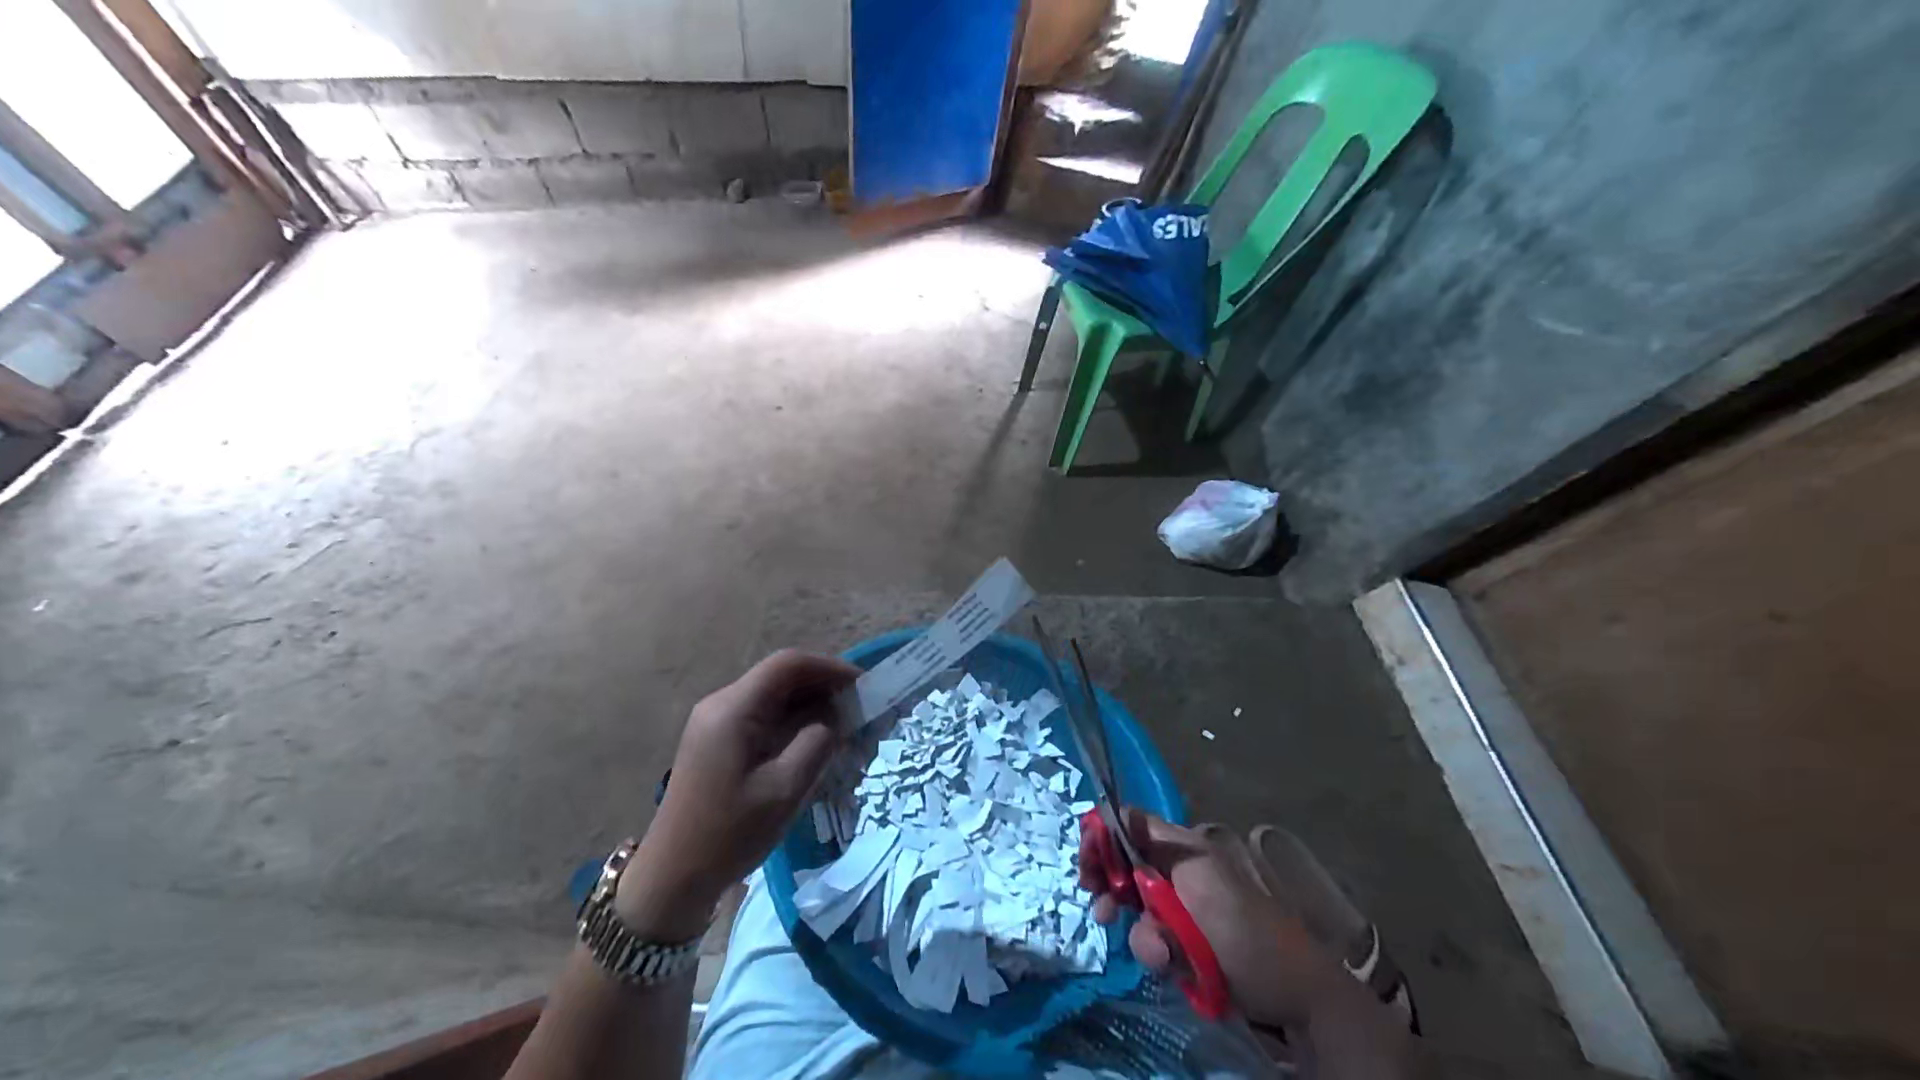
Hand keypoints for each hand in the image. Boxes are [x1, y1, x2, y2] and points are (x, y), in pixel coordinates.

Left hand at [617, 649, 859, 939]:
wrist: (673, 876)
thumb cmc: (730, 833)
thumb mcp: (785, 789)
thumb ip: (817, 742)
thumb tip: (835, 715)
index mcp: (733, 708)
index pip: (788, 664)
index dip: (830, 668)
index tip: (864, 686)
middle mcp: (720, 703)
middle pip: (780, 675)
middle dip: (823, 685)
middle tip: (859, 707)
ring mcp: (715, 721)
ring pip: (772, 695)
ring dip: (809, 703)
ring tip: (844, 724)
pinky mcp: (716, 739)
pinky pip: (761, 714)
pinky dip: (792, 719)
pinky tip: (813, 739)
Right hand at [1081, 809, 1361, 1028]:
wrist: (1295, 997)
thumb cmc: (1247, 934)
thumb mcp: (1200, 881)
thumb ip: (1155, 845)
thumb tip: (1111, 811)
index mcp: (1182, 848)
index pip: (1127, 824)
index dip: (1101, 837)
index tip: (1086, 866)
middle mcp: (1175, 870)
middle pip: (1122, 864)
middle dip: (1109, 887)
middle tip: (1099, 909)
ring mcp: (1179, 906)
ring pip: (1135, 907)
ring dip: (1139, 930)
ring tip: (1159, 955)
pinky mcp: (1182, 940)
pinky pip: (1151, 936)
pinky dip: (1154, 949)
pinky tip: (1170, 965)